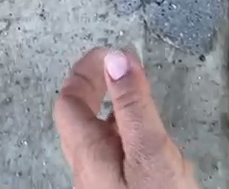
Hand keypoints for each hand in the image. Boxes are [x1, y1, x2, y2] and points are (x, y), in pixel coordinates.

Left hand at [52, 47, 200, 188]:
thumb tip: (115, 57)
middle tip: (126, 70)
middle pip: (80, 121)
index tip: (113, 53)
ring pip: (102, 141)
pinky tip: (160, 153)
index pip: (67, 102)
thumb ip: (133, 105)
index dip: (85, 71)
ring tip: (145, 102)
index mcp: (88, 155)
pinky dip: (134, 143)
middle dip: (100, 88)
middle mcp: (88, 172)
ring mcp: (103, 188)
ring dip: (120, 116)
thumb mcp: (150, 151)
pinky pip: (119, 163)